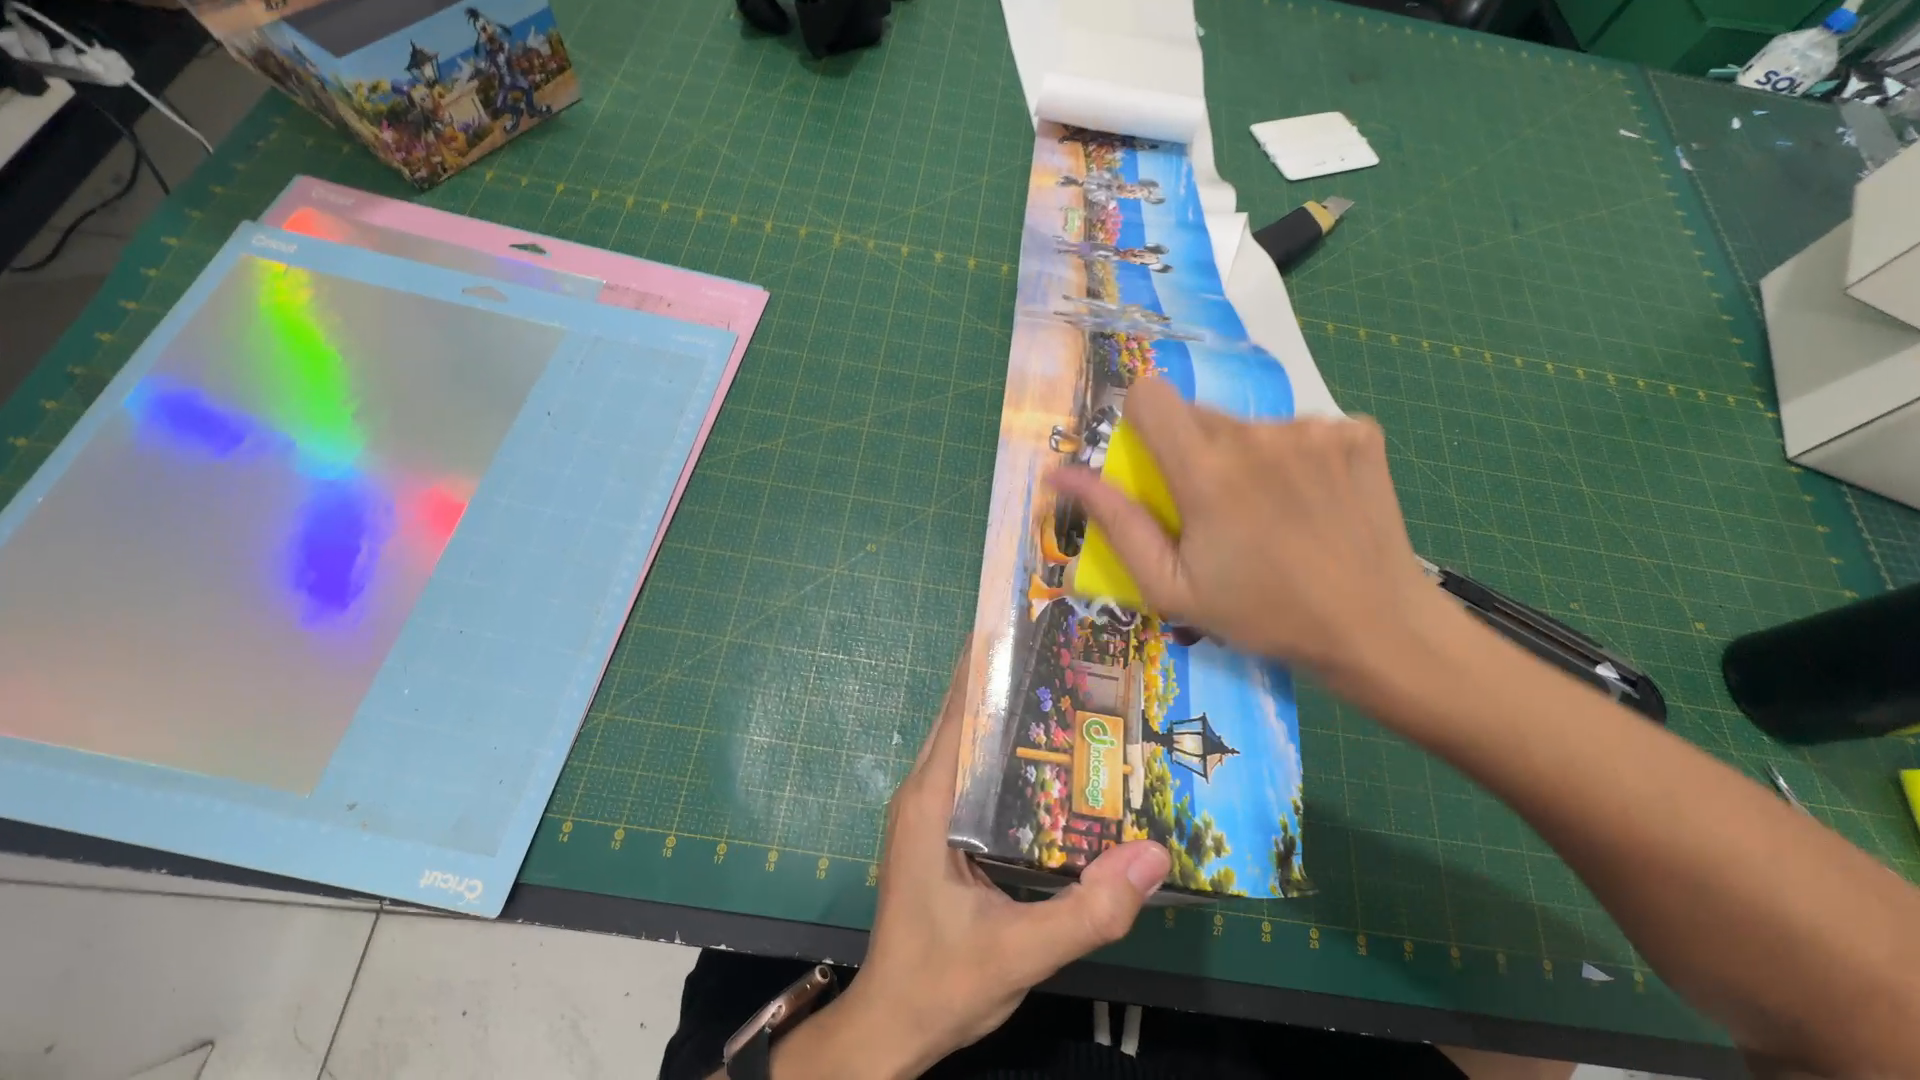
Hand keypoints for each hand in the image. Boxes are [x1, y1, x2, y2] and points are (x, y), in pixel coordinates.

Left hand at [774, 645, 1170, 1079]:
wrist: (894, 1026)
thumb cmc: (941, 984)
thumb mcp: (1020, 952)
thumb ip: (1087, 911)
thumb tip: (1154, 855)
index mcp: (931, 802)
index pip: (963, 712)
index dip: (994, 664)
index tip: (1035, 624)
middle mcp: (926, 794)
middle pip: (970, 719)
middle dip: (1017, 683)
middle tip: (1080, 655)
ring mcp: (931, 814)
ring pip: (974, 747)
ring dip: (1017, 720)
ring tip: (1080, 695)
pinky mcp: (942, 834)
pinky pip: (978, 778)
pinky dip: (1014, 759)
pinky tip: (1062, 766)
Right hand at [1048, 379, 1446, 699]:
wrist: (1376, 628)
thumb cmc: (1263, 615)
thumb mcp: (1172, 587)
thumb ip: (1115, 522)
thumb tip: (1059, 472)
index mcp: (1207, 470)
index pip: (1150, 394)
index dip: (1143, 424)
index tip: (1156, 466)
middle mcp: (1259, 434)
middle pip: (1200, 413)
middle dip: (1194, 452)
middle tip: (1218, 511)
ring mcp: (1316, 428)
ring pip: (1252, 424)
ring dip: (1248, 457)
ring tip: (1273, 514)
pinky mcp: (1358, 432)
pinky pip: (1304, 429)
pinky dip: (1298, 459)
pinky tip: (1313, 503)